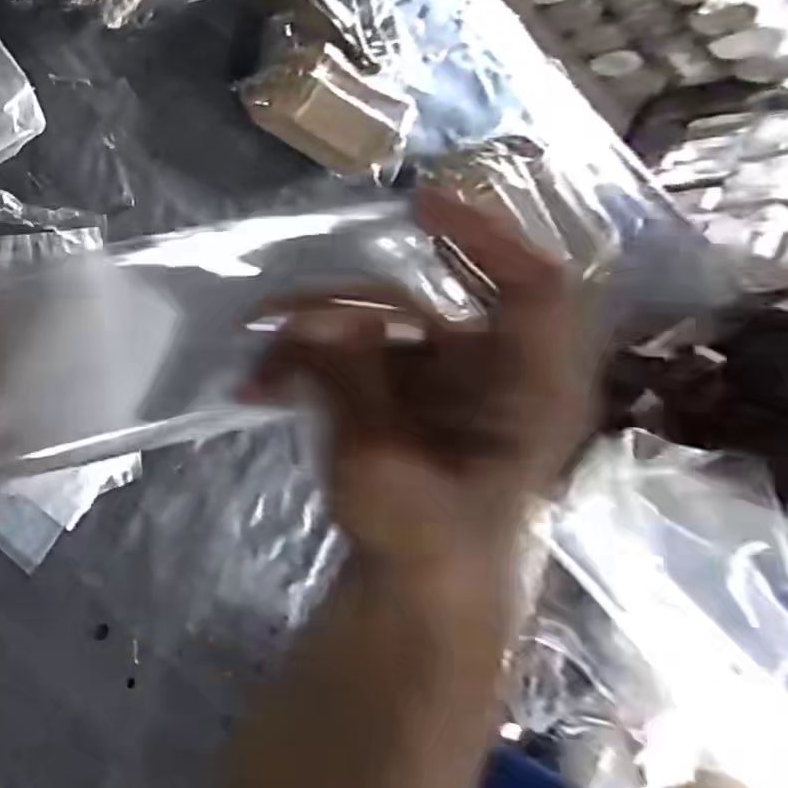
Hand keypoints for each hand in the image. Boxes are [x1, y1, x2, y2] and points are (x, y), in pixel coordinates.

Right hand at [248, 189, 596, 587]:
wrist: (413, 584)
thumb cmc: (422, 536)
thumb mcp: (383, 461)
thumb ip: (352, 381)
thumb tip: (313, 318)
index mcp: (525, 389)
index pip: (531, 290)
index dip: (483, 237)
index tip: (417, 203)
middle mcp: (484, 370)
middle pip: (412, 303)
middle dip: (335, 303)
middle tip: (270, 313)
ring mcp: (435, 380)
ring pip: (366, 326)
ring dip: (304, 339)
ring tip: (255, 364)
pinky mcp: (392, 391)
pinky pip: (343, 355)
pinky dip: (300, 364)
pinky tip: (261, 384)